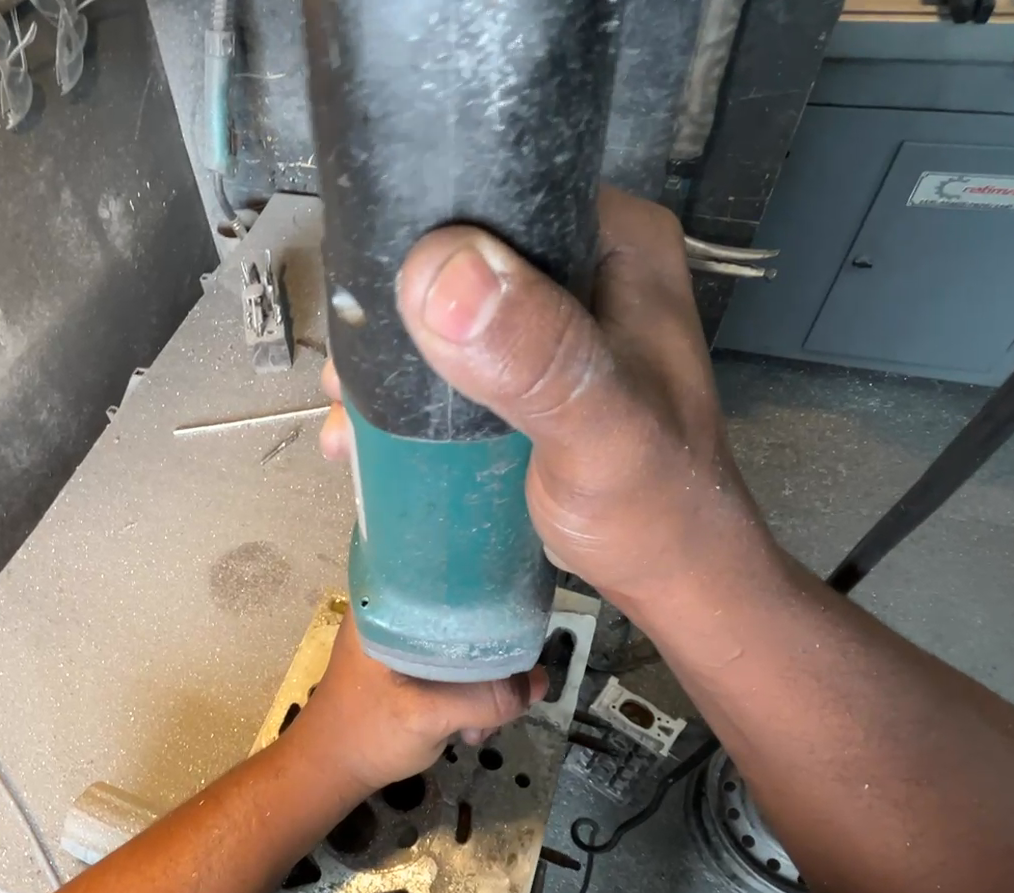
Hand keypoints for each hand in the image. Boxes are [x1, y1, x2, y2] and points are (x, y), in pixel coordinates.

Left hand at [288, 613, 544, 793]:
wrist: (331, 771)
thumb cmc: (365, 734)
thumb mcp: (427, 716)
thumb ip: (484, 699)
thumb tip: (539, 681)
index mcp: (385, 603)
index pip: (445, 575)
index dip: (485, 591)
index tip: (518, 614)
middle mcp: (395, 611)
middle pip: (462, 615)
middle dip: (490, 658)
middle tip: (500, 698)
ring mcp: (404, 639)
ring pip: (463, 645)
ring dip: (483, 684)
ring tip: (479, 726)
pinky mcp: (412, 665)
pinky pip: (455, 667)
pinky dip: (469, 694)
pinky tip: (470, 726)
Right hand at [320, 189, 773, 615]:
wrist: (667, 577)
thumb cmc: (654, 509)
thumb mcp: (599, 429)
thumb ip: (535, 357)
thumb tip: (437, 273)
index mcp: (612, 240)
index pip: (499, 193)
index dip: (418, 231)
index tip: (360, 297)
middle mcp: (577, 266)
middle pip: (455, 259)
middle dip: (388, 317)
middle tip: (346, 376)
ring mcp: (547, 323)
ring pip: (442, 316)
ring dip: (386, 366)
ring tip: (346, 414)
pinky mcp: (522, 372)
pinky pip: (447, 363)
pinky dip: (405, 397)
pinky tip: (367, 435)